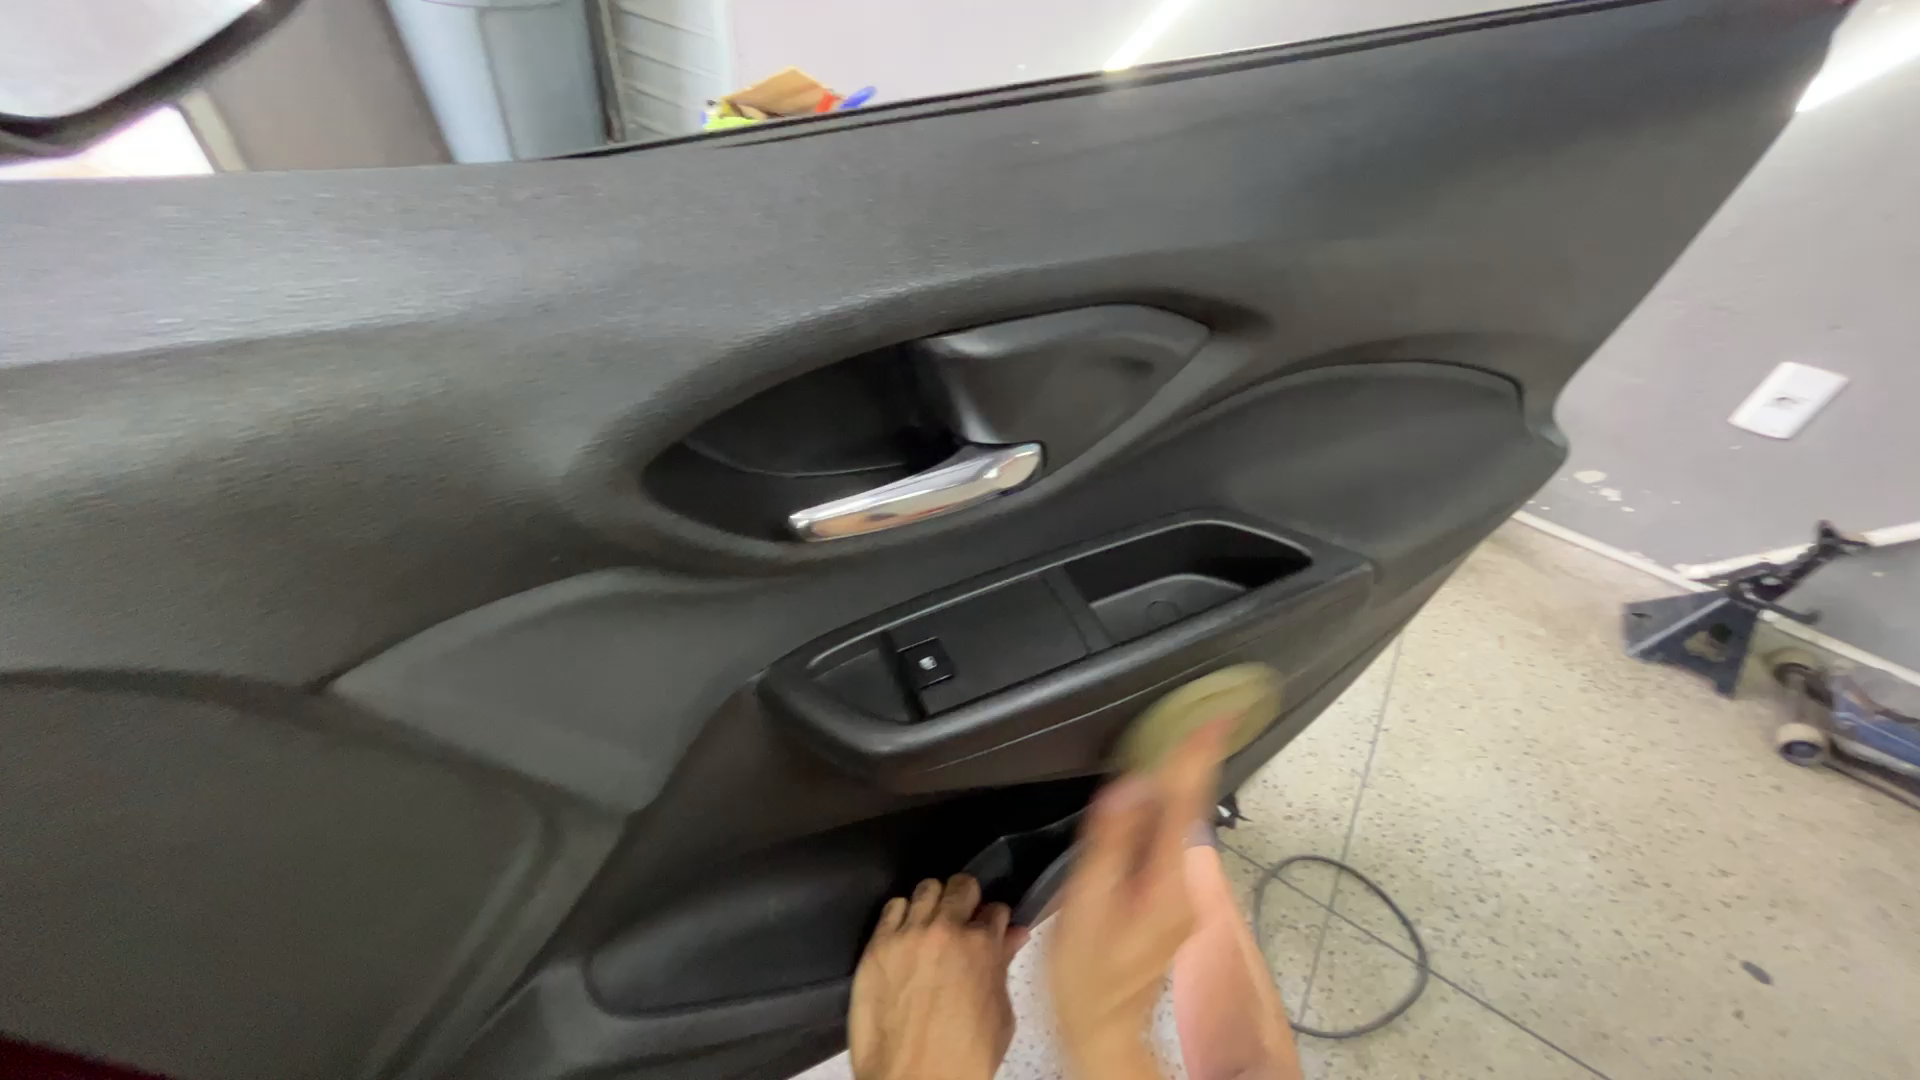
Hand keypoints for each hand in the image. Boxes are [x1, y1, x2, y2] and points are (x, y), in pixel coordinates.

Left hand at [849, 873, 1027, 1079]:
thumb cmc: (963, 1060)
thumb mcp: (1000, 1017)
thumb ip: (1003, 967)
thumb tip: (1015, 934)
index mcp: (981, 946)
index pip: (995, 908)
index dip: (995, 920)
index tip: (991, 928)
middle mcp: (945, 929)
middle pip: (961, 885)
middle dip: (967, 899)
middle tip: (963, 918)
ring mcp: (909, 934)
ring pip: (926, 888)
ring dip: (934, 902)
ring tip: (932, 923)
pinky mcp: (878, 945)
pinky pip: (893, 906)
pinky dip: (903, 914)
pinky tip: (906, 933)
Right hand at [1048, 718, 1231, 1078]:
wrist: (1101, 1024)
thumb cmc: (1086, 968)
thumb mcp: (1086, 898)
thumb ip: (1112, 837)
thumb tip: (1132, 786)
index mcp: (1163, 877)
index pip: (1186, 800)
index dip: (1198, 756)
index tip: (1215, 719)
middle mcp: (1184, 882)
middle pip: (1190, 806)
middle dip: (1193, 760)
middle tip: (1198, 719)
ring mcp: (1183, 893)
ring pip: (1185, 821)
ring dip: (1183, 782)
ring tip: (1177, 744)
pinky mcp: (1174, 898)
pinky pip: (1176, 836)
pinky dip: (1171, 807)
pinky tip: (1157, 794)